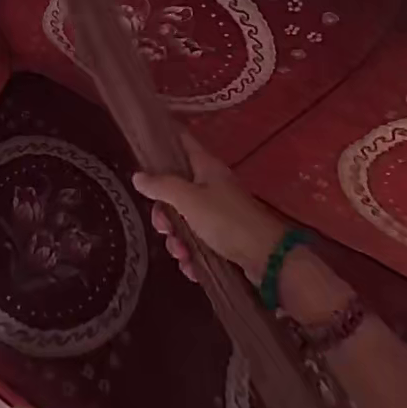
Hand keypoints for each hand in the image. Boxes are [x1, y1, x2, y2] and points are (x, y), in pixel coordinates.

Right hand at [132, 132, 288, 285]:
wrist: (269, 259)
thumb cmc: (227, 220)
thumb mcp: (188, 199)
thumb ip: (161, 186)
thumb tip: (137, 176)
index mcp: (206, 167)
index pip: (181, 141)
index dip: (162, 140)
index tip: (142, 150)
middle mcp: (212, 186)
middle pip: (175, 189)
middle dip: (164, 213)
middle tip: (164, 228)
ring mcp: (219, 213)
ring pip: (184, 220)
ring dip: (177, 239)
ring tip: (182, 254)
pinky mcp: (224, 239)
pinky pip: (198, 242)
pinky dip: (192, 254)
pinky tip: (192, 267)